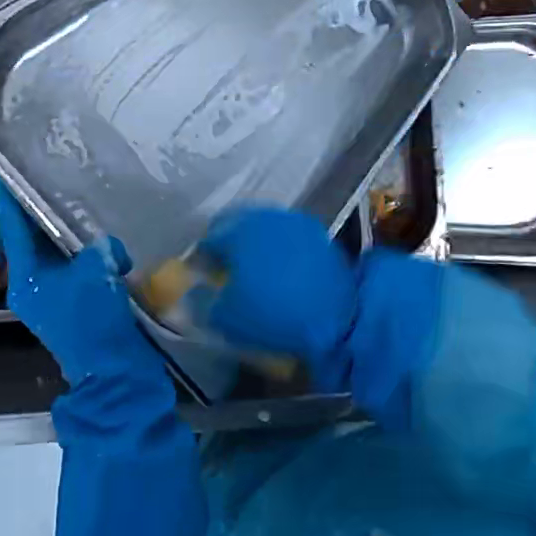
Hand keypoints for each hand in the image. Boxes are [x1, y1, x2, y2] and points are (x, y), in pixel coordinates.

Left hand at [0, 181, 171, 388]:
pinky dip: (82, 252)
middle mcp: (31, 286)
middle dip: (38, 208)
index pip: (12, 227)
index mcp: (26, 277)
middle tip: (44, 172)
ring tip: (74, 199)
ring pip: (52, 252)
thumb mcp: (95, 273)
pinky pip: (72, 267)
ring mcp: (51, 297)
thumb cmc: (96, 322)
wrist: (116, 376)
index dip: (7, 195)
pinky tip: (100, 239)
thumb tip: (106, 246)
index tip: (0, 167)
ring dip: (65, 230)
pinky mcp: (72, 305)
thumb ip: (98, 248)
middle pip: (31, 238)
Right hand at [197, 207, 357, 391]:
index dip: (202, 261)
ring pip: (262, 230)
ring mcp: (294, 222)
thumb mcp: (227, 317)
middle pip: (234, 228)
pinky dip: (277, 250)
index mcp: (237, 230)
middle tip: (226, 272)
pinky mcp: (318, 235)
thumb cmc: (274, 312)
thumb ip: (201, 301)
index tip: (203, 278)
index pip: (208, 240)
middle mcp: (263, 217)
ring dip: (254, 246)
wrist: (343, 318)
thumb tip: (191, 291)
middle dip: (227, 247)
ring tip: (254, 272)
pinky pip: (286, 238)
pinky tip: (280, 272)